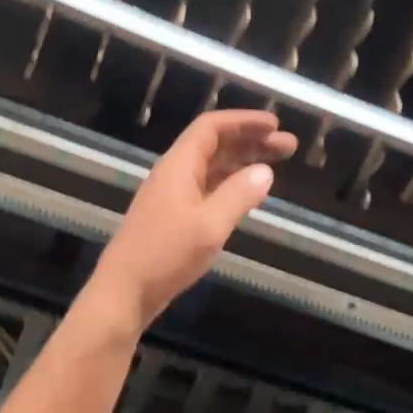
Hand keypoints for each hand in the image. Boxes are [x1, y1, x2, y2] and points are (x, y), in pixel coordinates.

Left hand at [89, 111, 297, 326]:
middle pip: (214, 145)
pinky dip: (229, 184)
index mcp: (179, 166)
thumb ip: (239, 195)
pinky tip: (248, 194)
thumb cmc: (166, 255)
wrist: (124, 291)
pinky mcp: (172, 216)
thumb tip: (265, 171)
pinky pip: (206, 188)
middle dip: (250, 141)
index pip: (211, 127)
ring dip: (242, 162)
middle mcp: (174, 173)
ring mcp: (172, 195)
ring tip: (276, 166)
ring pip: (211, 167)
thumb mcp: (210, 225)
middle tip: (288, 145)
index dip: (244, 121)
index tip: (275, 124)